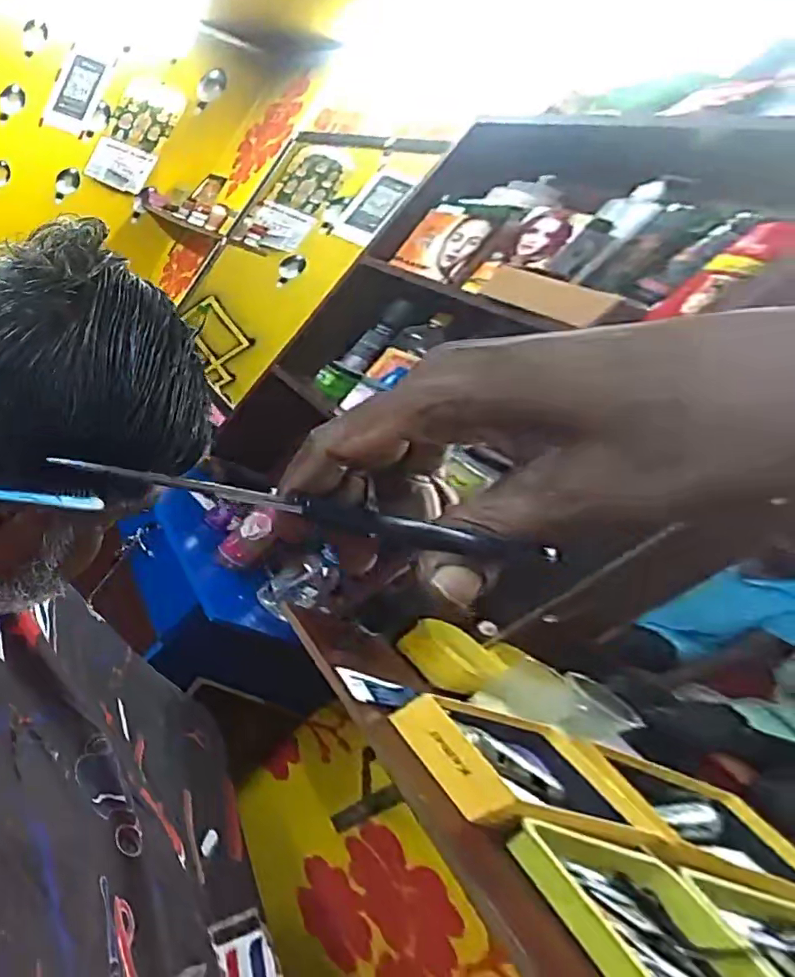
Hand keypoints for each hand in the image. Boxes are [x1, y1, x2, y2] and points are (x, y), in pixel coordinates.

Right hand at [281, 308, 794, 607]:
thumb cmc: (693, 427)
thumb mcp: (582, 497)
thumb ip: (484, 540)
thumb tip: (431, 597)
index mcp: (438, 394)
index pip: (335, 443)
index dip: (302, 492)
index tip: (284, 538)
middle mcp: (437, 380)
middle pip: (357, 445)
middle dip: (346, 505)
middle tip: (357, 563)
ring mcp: (469, 381)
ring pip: (393, 445)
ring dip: (387, 498)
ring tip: (401, 550)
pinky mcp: (499, 389)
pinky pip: (433, 439)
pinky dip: (425, 481)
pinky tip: (444, 516)